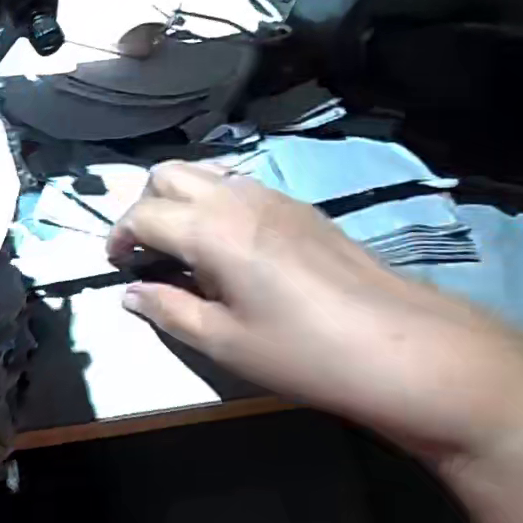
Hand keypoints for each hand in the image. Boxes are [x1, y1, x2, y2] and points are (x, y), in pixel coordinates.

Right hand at [108, 162, 522, 467]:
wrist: (404, 347)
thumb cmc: (305, 352)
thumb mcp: (225, 343)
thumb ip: (169, 310)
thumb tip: (130, 293)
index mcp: (209, 230)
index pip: (142, 214)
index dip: (119, 237)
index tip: (118, 266)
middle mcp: (234, 198)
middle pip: (167, 174)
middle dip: (145, 205)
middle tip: (149, 250)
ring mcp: (270, 195)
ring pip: (204, 171)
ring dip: (180, 197)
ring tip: (185, 244)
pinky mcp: (297, 205)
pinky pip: (237, 182)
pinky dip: (214, 199)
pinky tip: (231, 243)